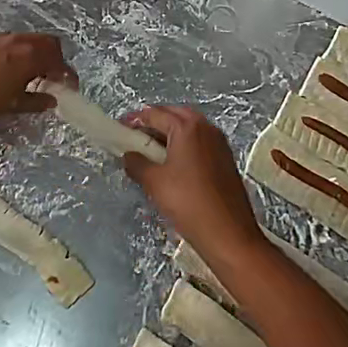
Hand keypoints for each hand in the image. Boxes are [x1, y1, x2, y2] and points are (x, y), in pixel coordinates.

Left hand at [0, 33, 72, 131]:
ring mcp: (1, 38)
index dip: (68, 75)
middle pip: (49, 43)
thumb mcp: (14, 105)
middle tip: (53, 77)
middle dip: (55, 59)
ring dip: (38, 54)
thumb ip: (37, 101)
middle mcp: (19, 42)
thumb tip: (51, 100)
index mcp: (31, 57)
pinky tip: (11, 70)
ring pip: (30, 40)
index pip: (59, 62)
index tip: (70, 87)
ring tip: (32, 75)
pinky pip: (13, 41)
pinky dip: (21, 52)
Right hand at [121, 105, 262, 254]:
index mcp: (188, 127)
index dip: (135, 120)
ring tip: (150, 151)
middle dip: (153, 123)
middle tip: (134, 137)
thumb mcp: (154, 182)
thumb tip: (129, 155)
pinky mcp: (225, 158)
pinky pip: (199, 142)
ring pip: (189, 129)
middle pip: (174, 115)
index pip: (155, 114)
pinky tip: (172, 164)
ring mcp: (219, 142)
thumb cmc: (188, 203)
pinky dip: (183, 145)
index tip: (119, 128)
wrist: (228, 232)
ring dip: (169, 134)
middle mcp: (206, 127)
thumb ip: (137, 163)